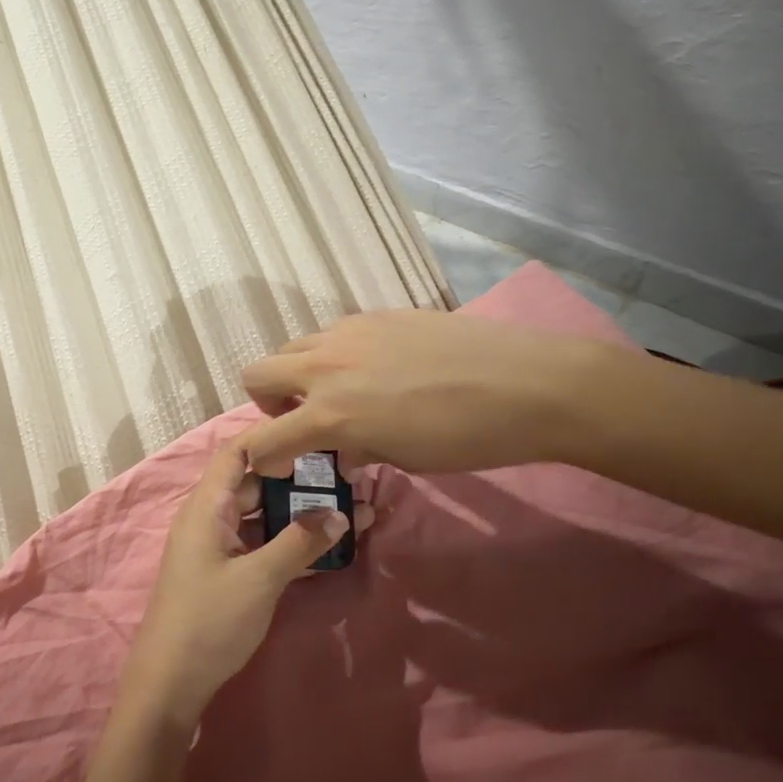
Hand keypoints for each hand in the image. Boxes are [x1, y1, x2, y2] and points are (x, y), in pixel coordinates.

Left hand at [121, 440, 368, 724]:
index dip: (271, 439)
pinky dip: (289, 538)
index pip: (236, 452)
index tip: (315, 435)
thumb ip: (298, 543)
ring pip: (261, 513)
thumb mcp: (259, 580)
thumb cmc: (210, 620)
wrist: (171, 680)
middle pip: (254, 481)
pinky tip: (327, 543)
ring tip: (349, 507)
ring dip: (299, 510)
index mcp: (206, 506)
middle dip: (298, 477)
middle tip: (347, 474)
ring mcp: (216, 544)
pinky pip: (260, 541)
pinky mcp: (225, 571)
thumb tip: (339, 513)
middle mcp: (208, 516)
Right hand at [238, 309, 608, 478]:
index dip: (263, 458)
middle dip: (268, 401)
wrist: (525, 383)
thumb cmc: (466, 437)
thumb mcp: (403, 458)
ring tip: (340, 392)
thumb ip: (357, 450)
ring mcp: (348, 333)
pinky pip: (333, 334)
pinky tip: (378, 369)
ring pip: (293, 347)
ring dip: (300, 374)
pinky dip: (336, 355)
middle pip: (257, 373)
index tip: (281, 467)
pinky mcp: (374, 314)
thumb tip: (341, 453)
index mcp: (330, 413)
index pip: (264, 438)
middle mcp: (325, 366)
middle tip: (301, 418)